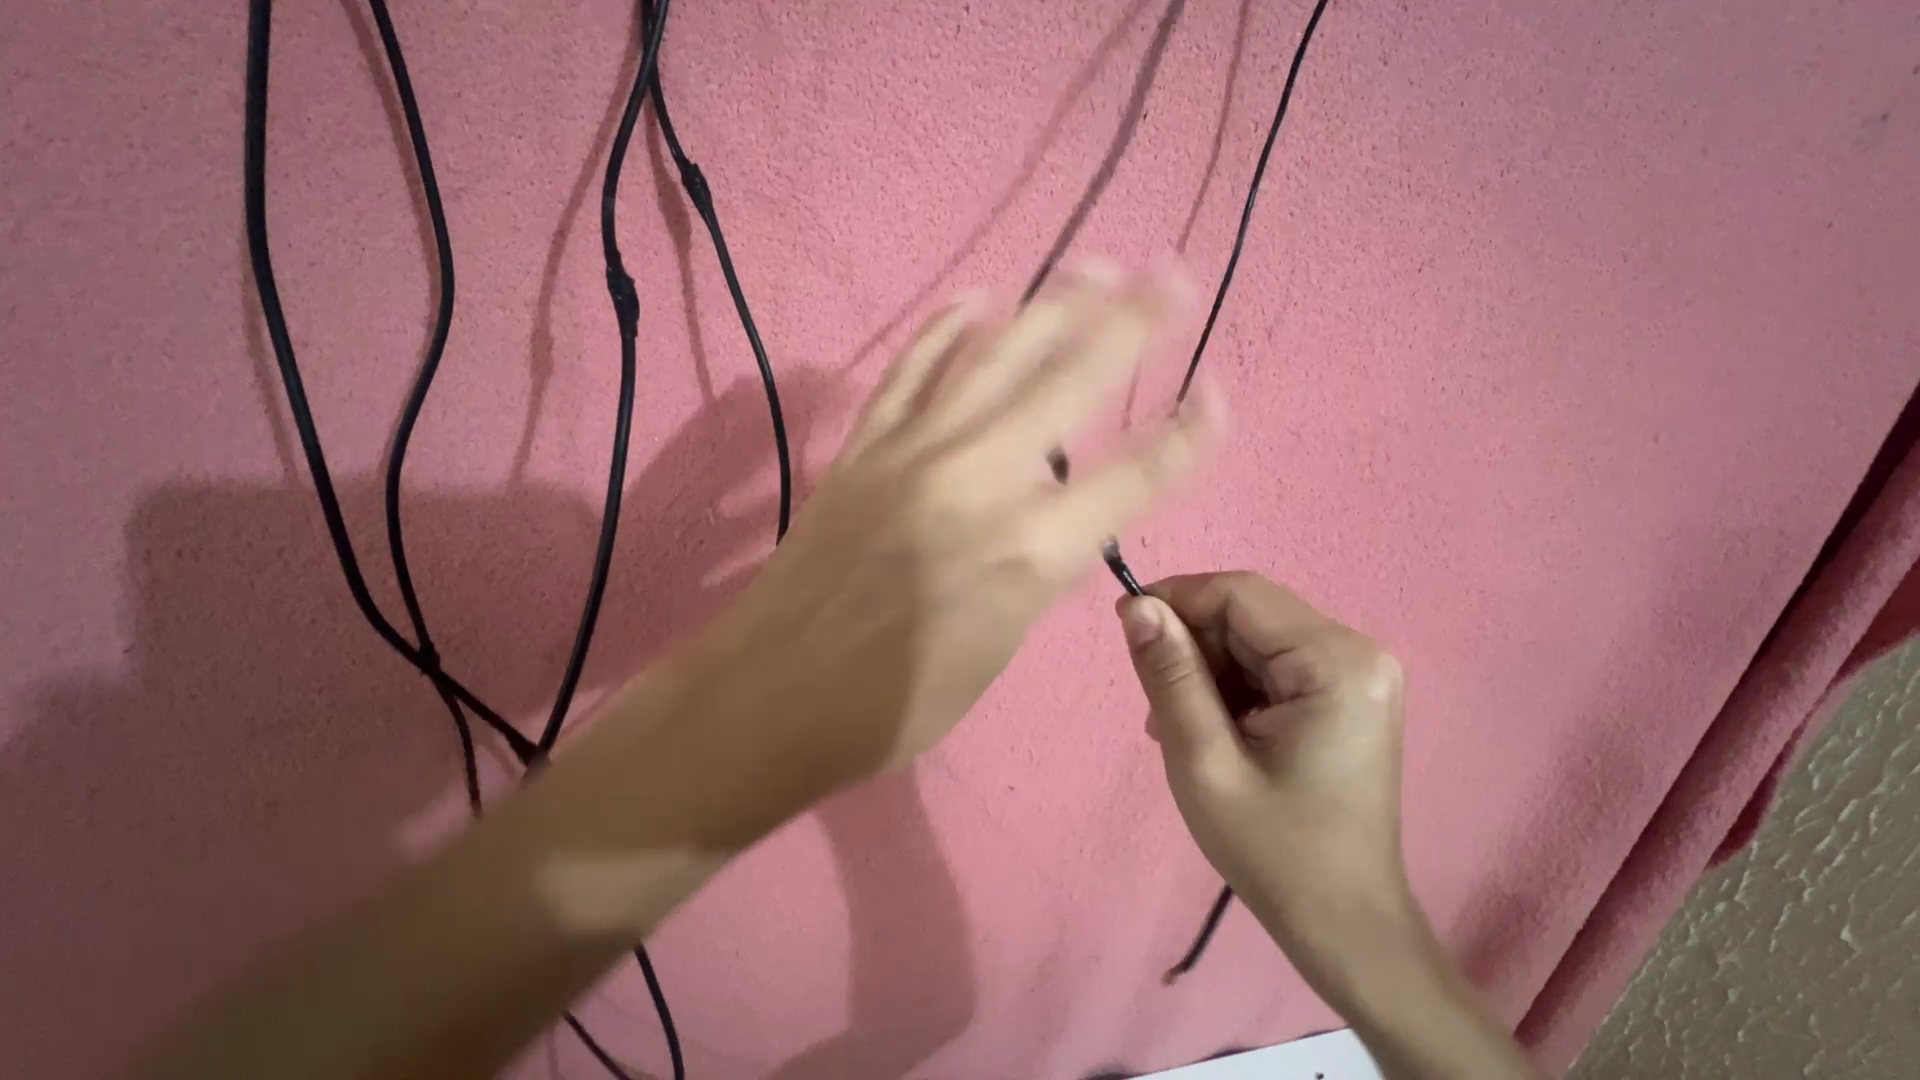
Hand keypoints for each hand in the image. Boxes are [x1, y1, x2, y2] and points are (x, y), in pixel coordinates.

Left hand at [680, 260, 1223, 806]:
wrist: (770, 696)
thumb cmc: (892, 707)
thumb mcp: (997, 648)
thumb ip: (1034, 572)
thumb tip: (1051, 520)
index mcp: (1030, 552)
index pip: (1132, 476)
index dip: (1186, 435)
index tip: (1217, 395)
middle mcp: (982, 482)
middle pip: (1071, 383)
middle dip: (1131, 323)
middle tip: (1170, 272)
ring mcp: (915, 452)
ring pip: (994, 356)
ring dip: (1050, 304)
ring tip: (1091, 264)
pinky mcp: (863, 446)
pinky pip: (911, 370)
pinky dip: (945, 329)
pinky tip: (974, 300)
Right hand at [1116, 572, 1411, 945]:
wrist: (1344, 924)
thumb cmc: (1272, 850)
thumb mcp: (1202, 760)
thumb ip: (1169, 674)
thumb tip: (1136, 605)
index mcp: (1335, 662)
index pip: (1239, 593)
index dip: (1175, 600)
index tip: (1125, 631)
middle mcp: (1358, 651)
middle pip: (1249, 614)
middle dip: (1193, 646)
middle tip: (1156, 706)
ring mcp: (1358, 673)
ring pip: (1256, 638)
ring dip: (1208, 669)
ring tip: (1179, 728)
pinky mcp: (1349, 693)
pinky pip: (1275, 665)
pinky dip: (1233, 687)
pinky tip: (1213, 730)